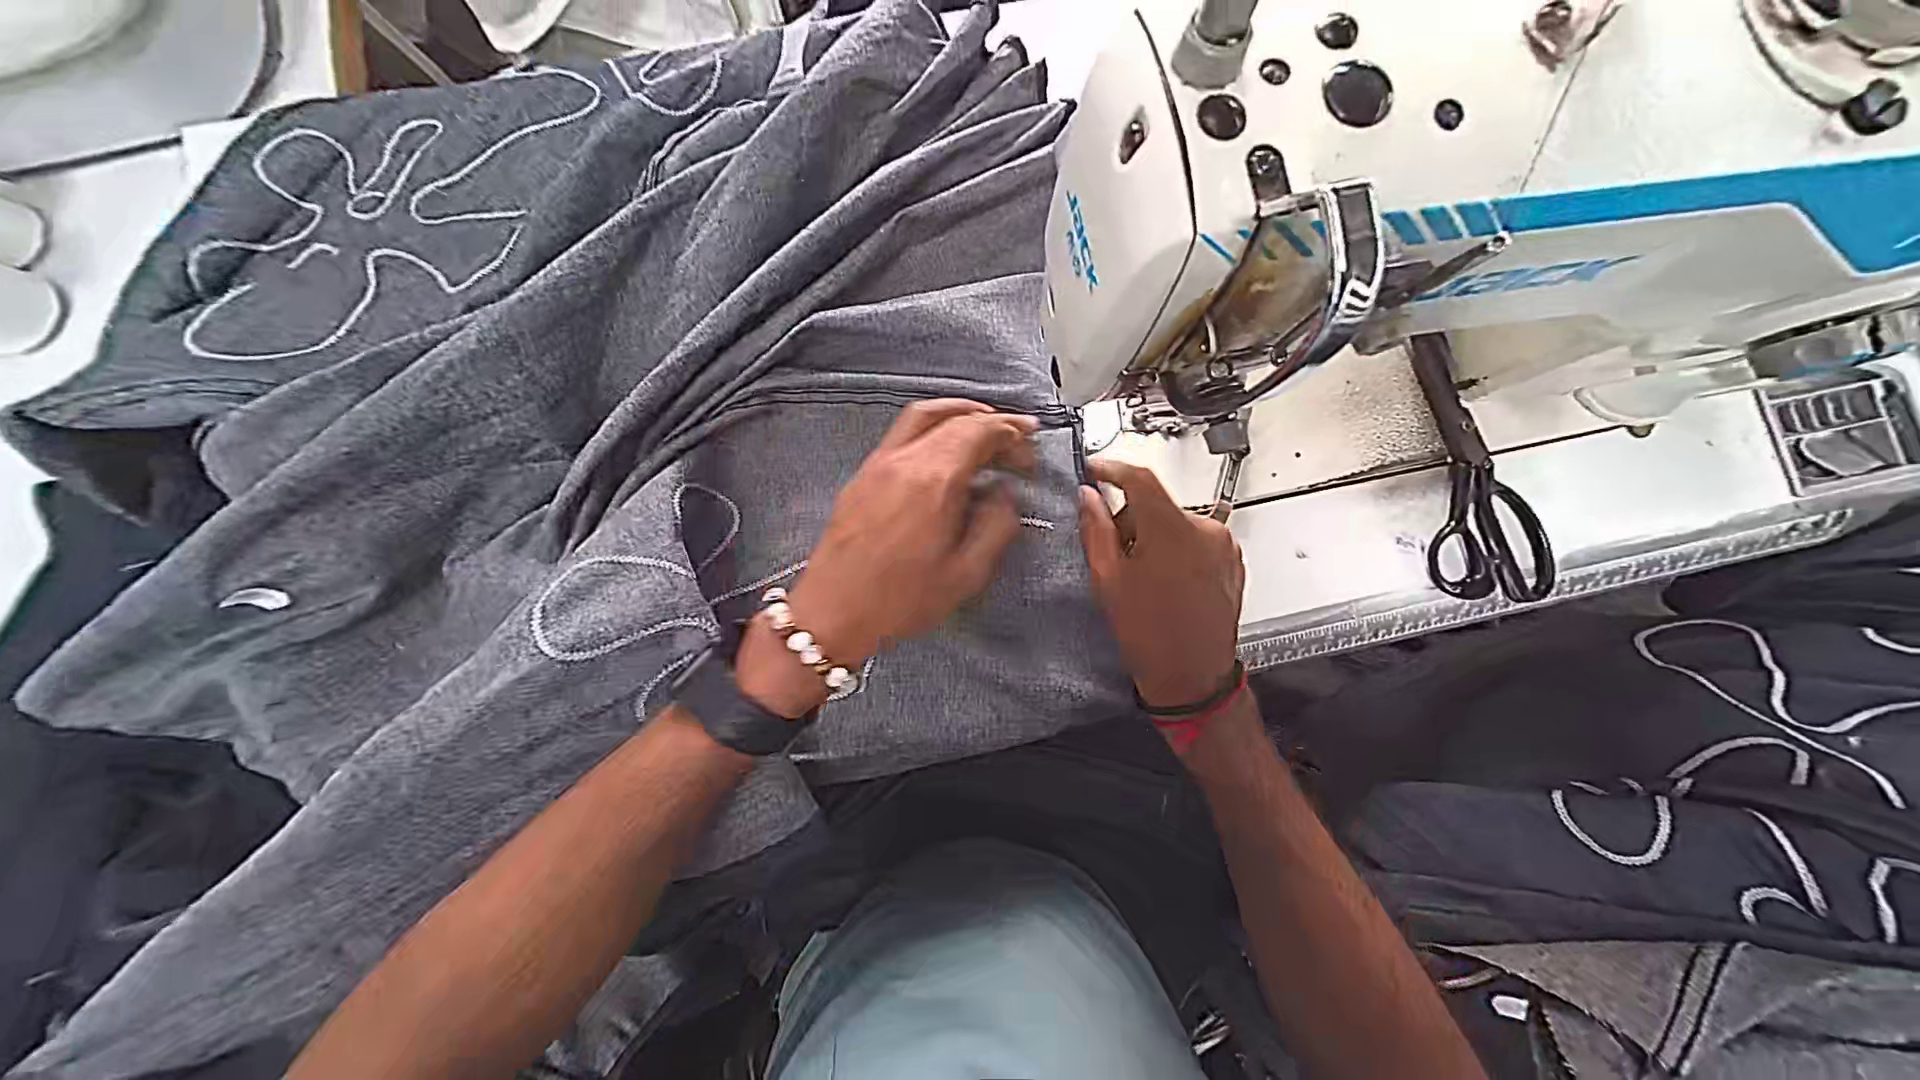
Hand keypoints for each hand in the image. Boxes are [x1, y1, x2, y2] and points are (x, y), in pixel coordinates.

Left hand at [737, 400, 1035, 716]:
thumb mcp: (966, 573)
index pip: (980, 430)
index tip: (1029, 440)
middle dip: (992, 421)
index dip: (1011, 430)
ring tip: (983, 429)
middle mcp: (904, 461)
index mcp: (934, 480)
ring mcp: (878, 464)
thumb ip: (996, 526)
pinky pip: (903, 433)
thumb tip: (1004, 495)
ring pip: (923, 416)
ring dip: (959, 414)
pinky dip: (933, 427)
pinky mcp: (863, 476)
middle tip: (1015, 440)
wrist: (834, 612)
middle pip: (954, 417)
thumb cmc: (897, 600)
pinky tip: (944, 450)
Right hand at [1078, 458, 1243, 707]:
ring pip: (1174, 522)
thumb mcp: (1108, 580)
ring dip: (1153, 537)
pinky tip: (1165, 582)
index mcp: (1170, 530)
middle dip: (1130, 520)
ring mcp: (1222, 546)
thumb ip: (1096, 530)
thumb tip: (1089, 497)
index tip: (1097, 470)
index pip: (1140, 478)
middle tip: (1115, 554)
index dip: (1112, 469)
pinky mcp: (1231, 560)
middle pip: (1156, 503)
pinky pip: (1195, 539)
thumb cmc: (1152, 637)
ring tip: (1143, 578)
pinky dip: (1175, 549)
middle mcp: (1204, 530)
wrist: (1192, 675)